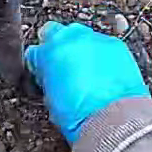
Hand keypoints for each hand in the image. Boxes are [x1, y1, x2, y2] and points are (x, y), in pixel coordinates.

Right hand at [25, 22, 149, 141]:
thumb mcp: (50, 98)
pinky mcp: (116, 45)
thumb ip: (46, 78)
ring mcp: (95, 40)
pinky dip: (102, 56)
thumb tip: (49, 76)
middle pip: (57, 33)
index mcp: (49, 52)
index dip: (39, 64)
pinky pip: (103, 45)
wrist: (113, 118)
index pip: (35, 51)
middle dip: (59, 48)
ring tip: (87, 73)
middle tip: (64, 68)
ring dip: (81, 51)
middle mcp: (71, 39)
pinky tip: (103, 75)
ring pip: (81, 37)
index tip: (44, 73)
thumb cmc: (80, 114)